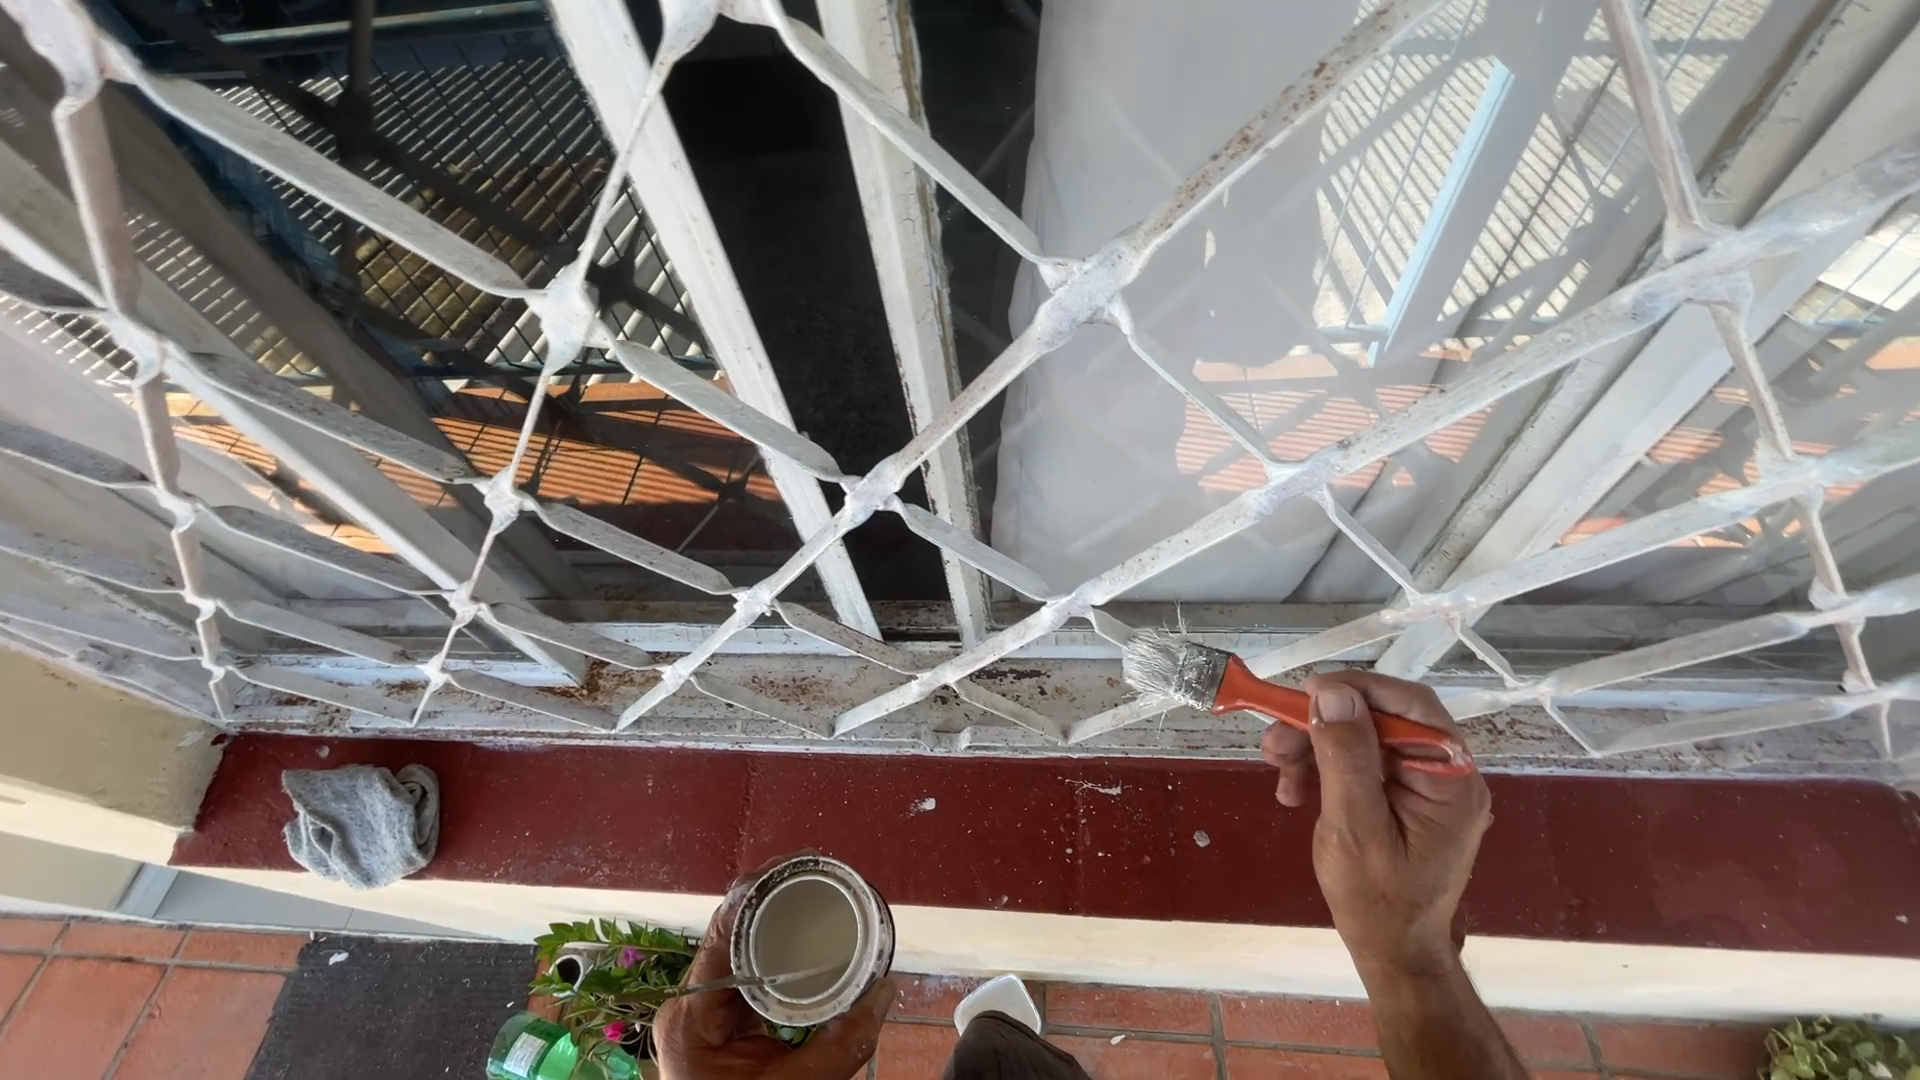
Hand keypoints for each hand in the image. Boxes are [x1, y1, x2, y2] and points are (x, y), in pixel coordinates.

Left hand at [654, 862, 896, 1079]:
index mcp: (692, 1015)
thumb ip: (844, 1044)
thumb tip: (887, 988)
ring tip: (815, 888)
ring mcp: (702, 1008)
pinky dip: (773, 946)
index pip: (722, 932)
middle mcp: (690, 1001)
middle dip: (773, 896)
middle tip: (819, 873)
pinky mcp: (719, 1017)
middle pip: (730, 930)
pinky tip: (802, 930)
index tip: (796, 864)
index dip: (755, 891)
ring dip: (773, 915)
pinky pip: (746, 967)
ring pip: (738, 945)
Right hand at [1261, 671, 1490, 977]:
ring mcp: (1419, 782)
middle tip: (1275, 744)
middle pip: (1376, 718)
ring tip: (1279, 774)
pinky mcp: (1396, 792)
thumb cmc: (1377, 899)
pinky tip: (1295, 790)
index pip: (1411, 706)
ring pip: (1357, 734)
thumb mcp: (1354, 827)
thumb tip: (1332, 693)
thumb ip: (1346, 757)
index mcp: (1448, 779)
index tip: (1306, 694)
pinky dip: (1318, 766)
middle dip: (1320, 725)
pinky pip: (1353, 758)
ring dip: (1310, 745)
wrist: (1390, 949)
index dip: (1358, 688)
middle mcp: (1441, 772)